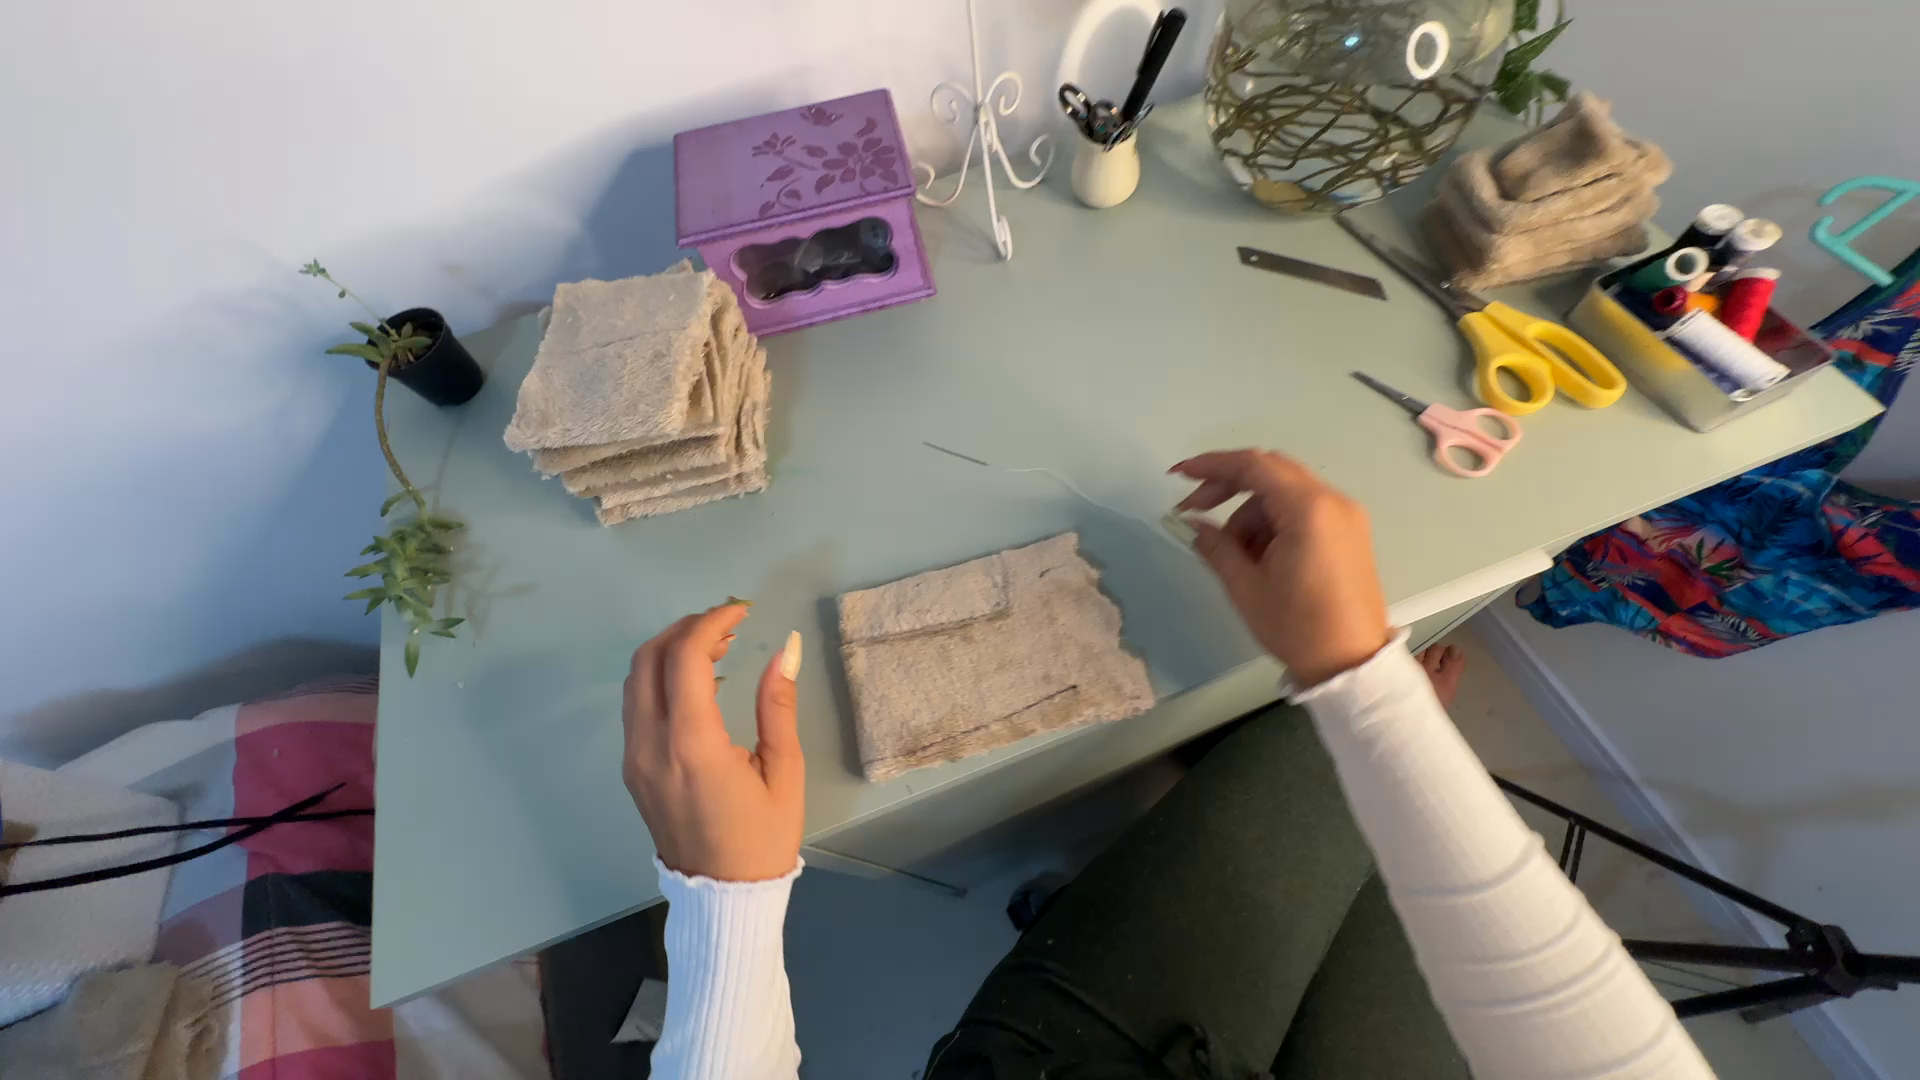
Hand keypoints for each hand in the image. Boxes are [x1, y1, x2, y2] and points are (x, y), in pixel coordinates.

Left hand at [621, 604, 805, 881]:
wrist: (723, 897)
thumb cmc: (763, 836)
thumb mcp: (784, 770)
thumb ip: (778, 705)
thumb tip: (785, 648)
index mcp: (692, 745)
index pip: (686, 659)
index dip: (712, 623)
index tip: (743, 611)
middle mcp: (650, 746)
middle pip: (648, 659)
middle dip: (685, 629)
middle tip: (728, 624)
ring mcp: (634, 759)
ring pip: (635, 680)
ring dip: (670, 651)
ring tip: (718, 648)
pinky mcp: (632, 769)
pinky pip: (637, 706)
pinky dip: (662, 678)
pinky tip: (699, 682)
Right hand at [1171, 449, 1391, 687]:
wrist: (1351, 663)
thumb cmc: (1297, 626)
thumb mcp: (1245, 586)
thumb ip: (1215, 544)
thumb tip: (1192, 522)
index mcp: (1308, 510)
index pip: (1253, 466)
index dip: (1211, 465)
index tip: (1178, 475)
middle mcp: (1332, 502)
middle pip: (1270, 471)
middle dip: (1227, 485)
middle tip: (1193, 509)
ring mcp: (1344, 515)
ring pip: (1282, 491)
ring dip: (1248, 511)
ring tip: (1231, 551)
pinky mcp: (1347, 531)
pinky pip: (1300, 509)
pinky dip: (1271, 520)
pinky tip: (1256, 553)